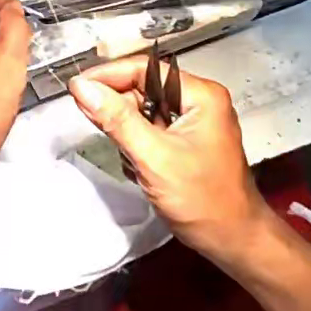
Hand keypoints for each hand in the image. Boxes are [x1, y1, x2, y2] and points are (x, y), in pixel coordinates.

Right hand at [69, 58, 274, 261]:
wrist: (233, 241)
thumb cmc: (205, 201)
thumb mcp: (153, 156)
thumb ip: (116, 119)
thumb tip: (83, 88)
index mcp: (200, 95)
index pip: (144, 69)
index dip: (108, 76)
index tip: (78, 87)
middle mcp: (197, 101)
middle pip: (141, 89)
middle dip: (119, 111)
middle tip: (99, 128)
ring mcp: (191, 122)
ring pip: (141, 111)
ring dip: (127, 133)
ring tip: (131, 160)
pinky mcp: (184, 140)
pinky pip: (148, 130)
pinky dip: (135, 145)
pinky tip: (139, 167)